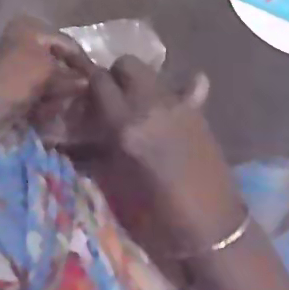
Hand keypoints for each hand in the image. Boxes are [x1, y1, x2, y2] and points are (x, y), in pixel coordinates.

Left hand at [0, 16, 84, 130]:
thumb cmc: (17, 82)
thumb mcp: (49, 73)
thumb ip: (74, 76)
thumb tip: (91, 82)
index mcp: (29, 29)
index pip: (67, 43)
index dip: (83, 62)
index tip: (101, 81)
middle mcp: (24, 40)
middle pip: (60, 60)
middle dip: (69, 80)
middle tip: (83, 96)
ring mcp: (20, 62)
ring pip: (52, 78)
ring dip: (57, 94)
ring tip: (58, 105)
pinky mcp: (16, 83)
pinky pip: (41, 90)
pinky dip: (45, 101)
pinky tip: (44, 111)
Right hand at [65, 54, 248, 250]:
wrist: (210, 225)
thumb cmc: (154, 210)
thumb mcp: (114, 175)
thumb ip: (98, 140)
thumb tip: (78, 122)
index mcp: (125, 123)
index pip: (99, 79)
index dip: (90, 83)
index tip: (87, 94)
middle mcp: (150, 105)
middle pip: (127, 63)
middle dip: (117, 75)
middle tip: (113, 97)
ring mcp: (178, 105)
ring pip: (152, 72)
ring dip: (141, 82)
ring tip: (138, 105)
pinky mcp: (199, 112)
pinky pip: (189, 86)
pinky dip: (181, 88)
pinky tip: (174, 102)